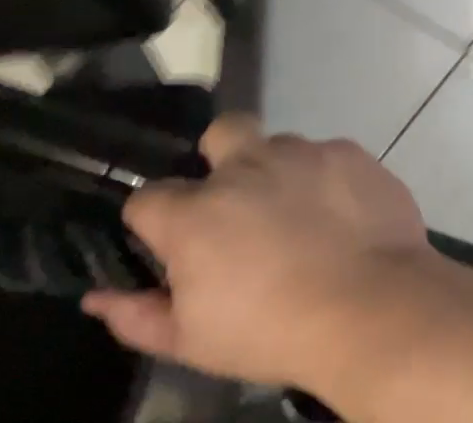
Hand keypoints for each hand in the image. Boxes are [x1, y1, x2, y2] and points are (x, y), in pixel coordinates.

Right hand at [82, 114, 431, 386]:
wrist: (372, 305)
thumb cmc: (273, 331)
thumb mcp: (191, 341)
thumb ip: (138, 314)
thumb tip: (99, 297)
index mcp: (195, 214)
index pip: (149, 196)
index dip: (156, 219)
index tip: (173, 241)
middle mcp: (248, 168)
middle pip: (222, 132)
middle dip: (221, 154)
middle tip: (239, 198)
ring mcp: (306, 154)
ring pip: (282, 144)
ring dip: (281, 171)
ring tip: (301, 214)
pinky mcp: (353, 153)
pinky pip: (331, 155)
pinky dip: (329, 178)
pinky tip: (342, 211)